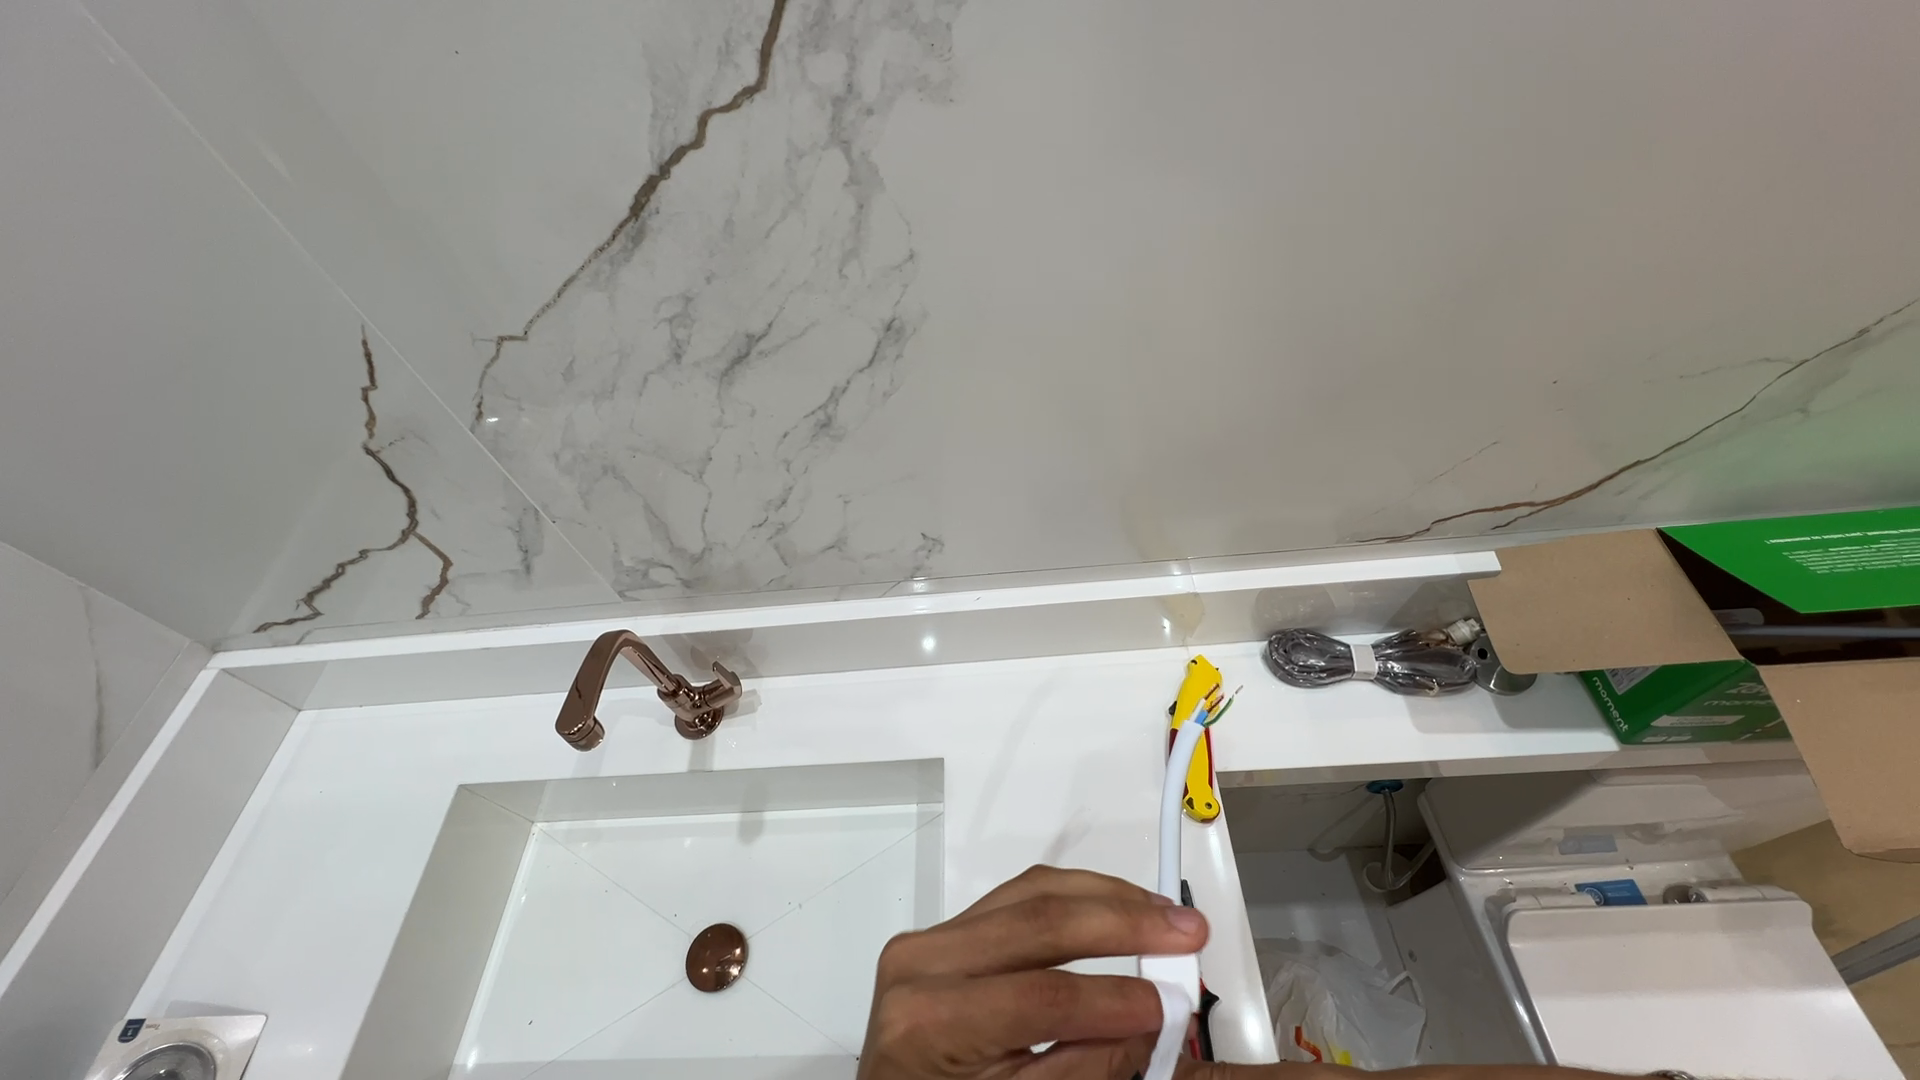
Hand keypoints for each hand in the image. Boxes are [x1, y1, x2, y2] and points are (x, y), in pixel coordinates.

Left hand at [857, 864, 1210, 1079]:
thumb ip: (1086, 1064)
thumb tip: (1155, 1013)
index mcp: (929, 1019)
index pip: (1039, 997)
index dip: (1114, 997)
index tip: (1176, 998)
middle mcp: (921, 961)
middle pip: (1037, 921)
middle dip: (1123, 921)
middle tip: (1189, 929)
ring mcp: (929, 936)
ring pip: (1032, 891)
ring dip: (1105, 895)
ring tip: (1163, 911)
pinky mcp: (944, 928)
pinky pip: (1016, 896)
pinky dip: (1074, 896)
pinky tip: (1114, 904)